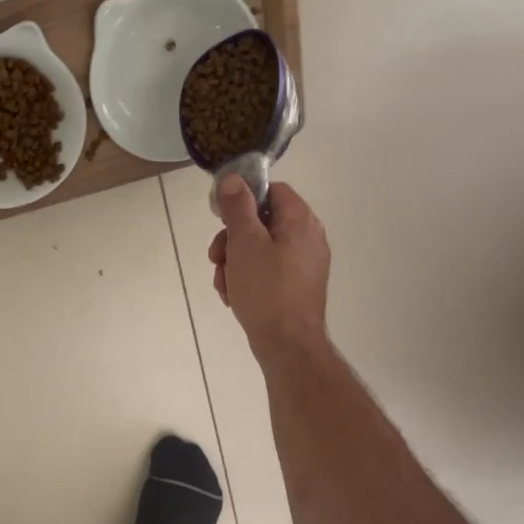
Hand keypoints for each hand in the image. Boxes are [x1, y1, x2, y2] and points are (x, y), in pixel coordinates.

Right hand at [208, 174, 330, 358]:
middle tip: (216, 259)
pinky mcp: (296, 287)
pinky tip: (234, 296)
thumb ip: (238, 208)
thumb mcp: (245, 243)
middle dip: (232, 239)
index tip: (220, 218)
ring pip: (259, 249)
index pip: (272, 191)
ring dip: (234, 262)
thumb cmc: (266, 290)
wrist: (287, 344)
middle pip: (262, 222)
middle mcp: (307, 238)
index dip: (243, 200)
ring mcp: (303, 264)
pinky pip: (267, 271)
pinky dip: (247, 279)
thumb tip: (233, 179)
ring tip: (224, 284)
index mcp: (300, 221)